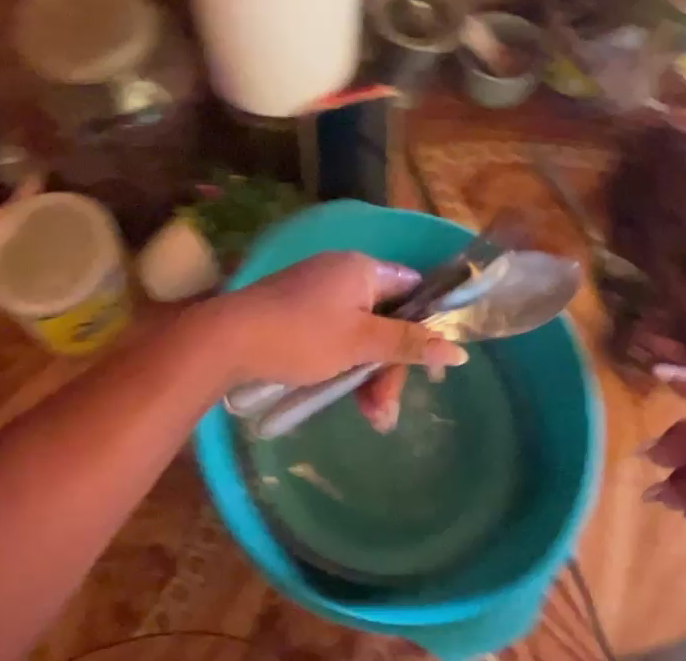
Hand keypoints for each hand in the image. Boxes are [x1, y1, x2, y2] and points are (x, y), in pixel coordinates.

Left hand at [203, 252, 468, 388]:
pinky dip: (344, 366)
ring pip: (361, 333)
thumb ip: (409, 344)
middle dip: (391, 367)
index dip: (427, 324)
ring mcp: (317, 292)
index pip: (412, 288)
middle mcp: (342, 272)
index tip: (430, 365)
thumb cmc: (300, 336)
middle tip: (385, 411)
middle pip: (387, 318)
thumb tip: (458, 350)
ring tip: (370, 417)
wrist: (228, 340)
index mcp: (362, 268)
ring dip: (369, 374)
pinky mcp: (297, 312)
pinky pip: (336, 336)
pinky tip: (344, 398)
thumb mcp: (360, 344)